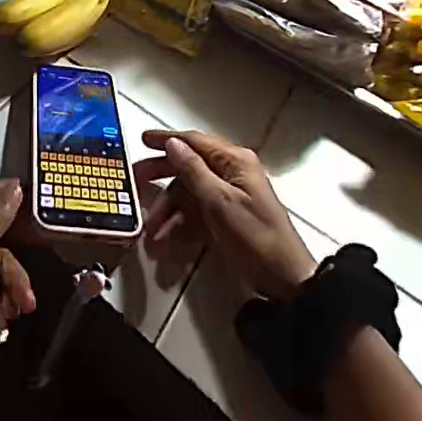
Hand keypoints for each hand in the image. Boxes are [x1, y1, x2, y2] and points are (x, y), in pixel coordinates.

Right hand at [134, 129, 317, 299]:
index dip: (166, 140)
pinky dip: (180, 226)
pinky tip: (165, 242)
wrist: (286, 280)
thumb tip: (173, 144)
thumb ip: (193, 171)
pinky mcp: (227, 219)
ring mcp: (229, 197)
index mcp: (234, 161)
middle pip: (189, 166)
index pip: (194, 141)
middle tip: (136, 180)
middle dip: (161, 175)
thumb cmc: (255, 236)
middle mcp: (231, 173)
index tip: (142, 140)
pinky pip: (197, 214)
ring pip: (189, 194)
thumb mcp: (220, 202)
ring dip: (168, 210)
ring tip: (150, 230)